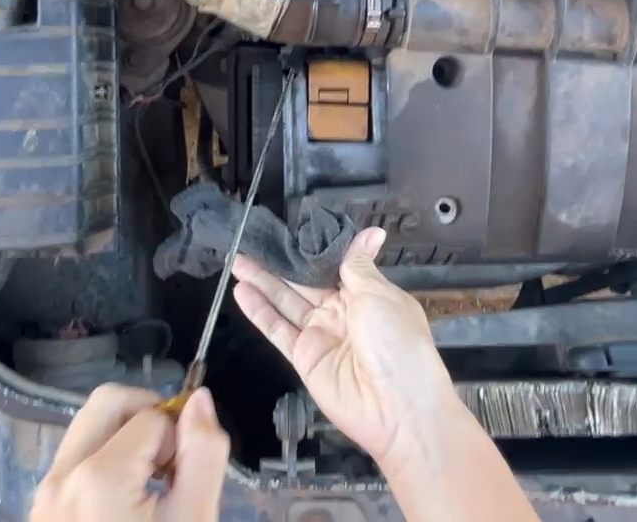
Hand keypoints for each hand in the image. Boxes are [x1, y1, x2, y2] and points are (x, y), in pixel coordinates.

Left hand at [30, 384, 228, 521]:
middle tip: (172, 463)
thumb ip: (203, 456)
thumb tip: (199, 400)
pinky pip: (73, 462)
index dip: (180, 439)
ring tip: (152, 489)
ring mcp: (43, 498)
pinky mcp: (39, 516)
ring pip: (88, 430)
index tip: (188, 478)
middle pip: (108, 403)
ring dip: (125, 439)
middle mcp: (60, 478)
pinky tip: (126, 510)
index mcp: (98, 478)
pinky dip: (104, 464)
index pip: (153, 416)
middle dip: (147, 416)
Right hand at [232, 227, 461, 467]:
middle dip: (279, 262)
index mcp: (364, 294)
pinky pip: (278, 329)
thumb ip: (358, 264)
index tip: (288, 228)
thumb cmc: (397, 342)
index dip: (310, 249)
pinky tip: (241, 290)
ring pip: (286, 301)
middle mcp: (340, 311)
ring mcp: (320, 335)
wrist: (398, 408)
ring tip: (238, 259)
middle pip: (303, 282)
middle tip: (253, 240)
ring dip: (262, 281)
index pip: (331, 265)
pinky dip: (259, 311)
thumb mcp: (380, 294)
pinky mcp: (303, 358)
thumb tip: (371, 232)